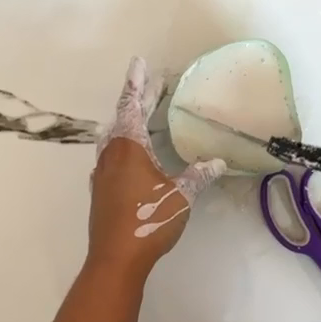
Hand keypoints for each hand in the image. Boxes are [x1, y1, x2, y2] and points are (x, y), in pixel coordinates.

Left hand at [86, 58, 225, 280]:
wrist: (115, 259)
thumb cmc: (148, 220)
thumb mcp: (181, 195)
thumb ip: (199, 175)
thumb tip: (218, 162)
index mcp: (128, 146)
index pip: (133, 105)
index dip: (138, 83)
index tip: (139, 62)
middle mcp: (111, 154)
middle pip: (123, 117)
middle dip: (139, 99)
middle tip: (154, 83)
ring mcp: (103, 172)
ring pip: (114, 136)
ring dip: (128, 121)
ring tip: (142, 112)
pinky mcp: (101, 190)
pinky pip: (112, 155)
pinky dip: (124, 143)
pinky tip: (133, 153)